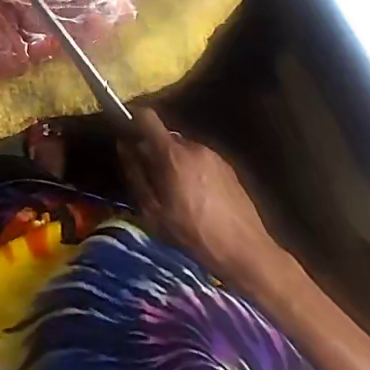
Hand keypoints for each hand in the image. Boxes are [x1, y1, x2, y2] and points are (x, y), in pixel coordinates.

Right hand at [119, 108, 285, 283]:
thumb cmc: (193, 234)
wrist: (245, 252)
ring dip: (175, 162)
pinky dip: (192, 170)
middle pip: (165, 137)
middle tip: (152, 179)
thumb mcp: (153, 210)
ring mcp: (214, 156)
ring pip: (184, 149)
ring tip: (177, 193)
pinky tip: (198, 198)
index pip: (147, 117)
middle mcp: (194, 147)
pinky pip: (200, 160)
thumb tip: (124, 146)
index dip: (133, 120)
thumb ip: (135, 173)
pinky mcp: (228, 167)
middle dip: (155, 151)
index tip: (127, 135)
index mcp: (173, 154)